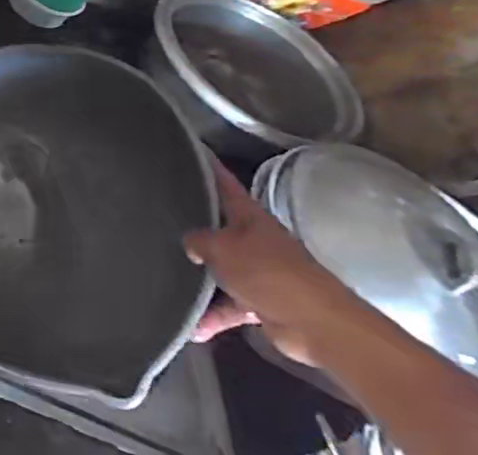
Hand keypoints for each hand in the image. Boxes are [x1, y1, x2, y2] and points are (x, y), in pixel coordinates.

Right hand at [183, 160, 369, 366]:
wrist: (319, 325)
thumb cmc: (270, 273)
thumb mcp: (222, 248)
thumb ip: (198, 240)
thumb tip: (189, 243)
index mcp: (248, 216)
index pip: (222, 182)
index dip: (206, 166)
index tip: (186, 149)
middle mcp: (253, 238)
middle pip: (217, 226)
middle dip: (193, 224)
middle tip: (159, 214)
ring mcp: (258, 271)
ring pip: (220, 268)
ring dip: (200, 278)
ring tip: (169, 277)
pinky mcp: (261, 303)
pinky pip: (229, 305)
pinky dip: (214, 316)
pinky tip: (194, 327)